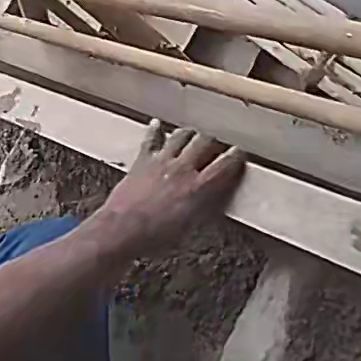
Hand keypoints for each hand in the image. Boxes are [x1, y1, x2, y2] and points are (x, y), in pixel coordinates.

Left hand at [82, 122, 245, 255]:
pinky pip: (151, 139)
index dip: (235, 156)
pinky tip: (157, 124)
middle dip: (213, 140)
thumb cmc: (153, 236)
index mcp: (198, 188)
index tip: (238, 152)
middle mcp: (182, 169)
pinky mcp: (142, 160)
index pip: (224, 165)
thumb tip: (206, 200)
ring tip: (194, 133)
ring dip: (190, 133)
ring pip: (181, 136)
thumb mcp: (188, 227)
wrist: (122, 229)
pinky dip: (155, 130)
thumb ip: (200, 208)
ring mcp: (161, 161)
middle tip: (216, 142)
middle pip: (205, 142)